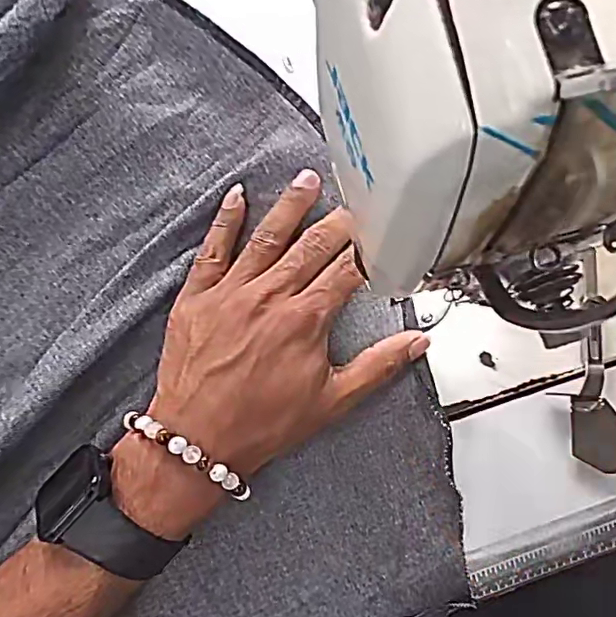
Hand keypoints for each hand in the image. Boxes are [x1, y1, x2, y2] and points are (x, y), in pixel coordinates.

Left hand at [111, 169, 430, 539]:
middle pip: (311, 245)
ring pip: (266, 237)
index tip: (379, 235)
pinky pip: (213, 248)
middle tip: (351, 202)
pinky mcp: (198, 297)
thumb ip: (378, 366)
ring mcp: (231, 292)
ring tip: (306, 179)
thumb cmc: (262, 423)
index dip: (367, 249)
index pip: (346, 270)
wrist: (198, 437)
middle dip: (336, 221)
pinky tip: (237, 196)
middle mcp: (270, 296)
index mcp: (306, 319)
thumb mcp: (331, 401)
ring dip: (289, 206)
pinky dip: (226, 220)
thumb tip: (417, 343)